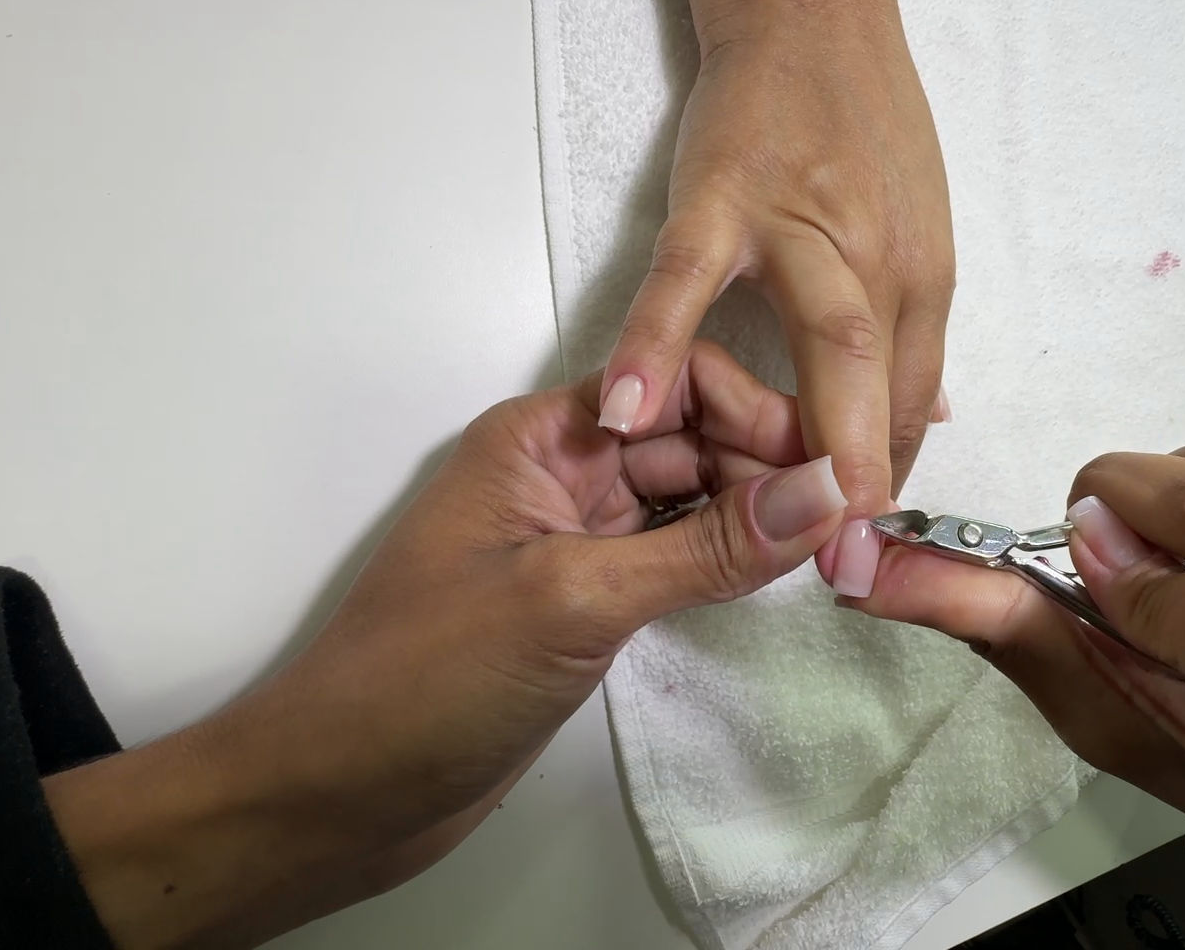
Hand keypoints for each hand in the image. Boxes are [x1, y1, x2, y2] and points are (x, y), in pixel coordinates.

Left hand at [44, 343, 846, 949]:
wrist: (337, 800)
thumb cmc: (429, 677)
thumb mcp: (577, 599)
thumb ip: (708, 548)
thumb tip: (824, 494)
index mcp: (544, 435)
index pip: (671, 384)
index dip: (752, 410)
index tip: (827, 460)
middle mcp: (568, 469)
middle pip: (691, 438)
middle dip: (766, 465)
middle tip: (846, 511)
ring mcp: (585, 531)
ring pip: (691, 497)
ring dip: (754, 512)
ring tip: (828, 541)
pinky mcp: (596, 589)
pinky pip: (679, 551)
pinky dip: (727, 557)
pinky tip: (776, 569)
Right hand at [603, 0, 955, 517]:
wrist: (813, 19)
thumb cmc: (864, 133)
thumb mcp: (918, 235)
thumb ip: (913, 336)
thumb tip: (929, 418)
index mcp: (921, 279)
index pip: (910, 405)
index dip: (887, 481)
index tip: (863, 545)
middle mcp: (881, 259)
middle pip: (883, 387)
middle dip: (866, 484)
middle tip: (845, 572)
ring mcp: (803, 225)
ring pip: (823, 341)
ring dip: (800, 440)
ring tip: (766, 527)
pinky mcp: (724, 198)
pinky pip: (689, 279)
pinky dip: (659, 345)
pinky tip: (629, 411)